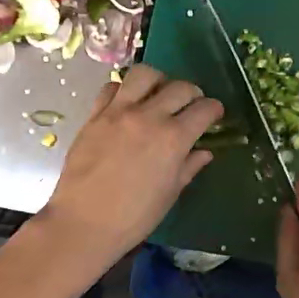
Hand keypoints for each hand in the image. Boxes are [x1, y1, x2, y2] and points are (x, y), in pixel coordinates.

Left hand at [38, 65, 224, 263]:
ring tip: (158, 94)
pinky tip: (126, 104)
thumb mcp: (169, 194)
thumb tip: (204, 152)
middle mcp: (148, 117)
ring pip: (144, 74)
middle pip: (179, 87)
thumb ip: (188, 167)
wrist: (84, 222)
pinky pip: (111, 87)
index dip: (214, 110)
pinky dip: (124, 90)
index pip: (204, 110)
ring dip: (158, 80)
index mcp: (173, 139)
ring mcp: (118, 112)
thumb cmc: (133, 217)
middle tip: (190, 105)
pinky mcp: (94, 115)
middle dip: (192, 94)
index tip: (214, 115)